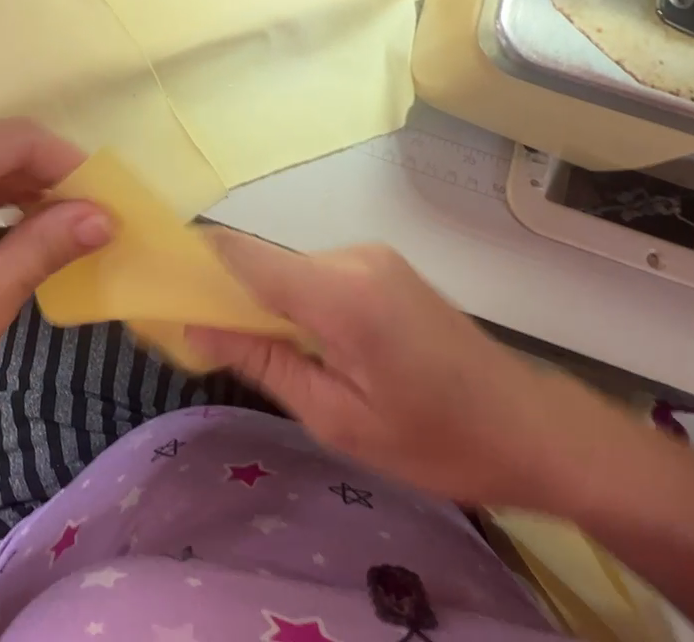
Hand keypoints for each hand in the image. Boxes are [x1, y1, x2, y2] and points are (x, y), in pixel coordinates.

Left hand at [0, 120, 112, 469]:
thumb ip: (43, 247)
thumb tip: (107, 215)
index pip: (11, 140)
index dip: (68, 164)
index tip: (114, 201)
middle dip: (52, 178)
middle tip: (102, 218)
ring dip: (31, 194)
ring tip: (78, 228)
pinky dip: (2, 210)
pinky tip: (34, 234)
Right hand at [188, 231, 627, 509]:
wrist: (537, 432)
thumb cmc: (436, 440)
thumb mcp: (336, 419)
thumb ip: (261, 362)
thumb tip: (192, 327)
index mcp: (339, 293)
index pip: (239, 254)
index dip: (190, 262)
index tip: (156, 288)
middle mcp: (352, 257)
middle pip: (260, 263)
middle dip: (224, 296)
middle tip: (203, 345)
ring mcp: (372, 258)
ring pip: (287, 271)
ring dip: (263, 305)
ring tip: (260, 356)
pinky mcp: (383, 268)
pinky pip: (316, 276)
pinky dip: (294, 304)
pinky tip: (306, 346)